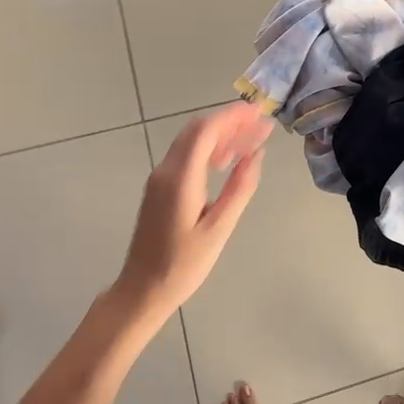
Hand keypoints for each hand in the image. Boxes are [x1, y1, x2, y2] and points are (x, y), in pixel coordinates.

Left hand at [113, 103, 272, 317]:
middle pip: (197, 131)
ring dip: (220, 135)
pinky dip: (209, 150)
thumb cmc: (183, 265)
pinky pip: (186, 156)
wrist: (142, 290)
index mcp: (180, 178)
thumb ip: (239, 189)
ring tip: (251, 141)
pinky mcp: (160, 189)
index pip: (206, 131)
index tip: (260, 113)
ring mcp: (160, 179)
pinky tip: (227, 162)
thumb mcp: (218, 229)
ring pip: (191, 142)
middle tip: (261, 125)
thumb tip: (256, 155)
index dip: (233, 117)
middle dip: (230, 122)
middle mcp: (166, 171)